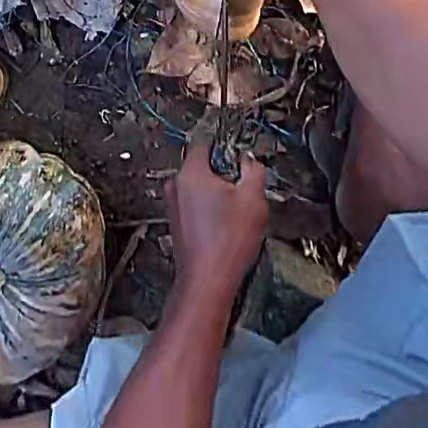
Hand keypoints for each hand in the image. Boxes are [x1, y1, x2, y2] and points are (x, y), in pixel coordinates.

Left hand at [168, 131, 268, 306]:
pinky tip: (225, 227)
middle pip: (203, 165)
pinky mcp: (177, 223)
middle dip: (224, 173)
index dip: (224, 144)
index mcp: (191, 173)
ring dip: (217, 193)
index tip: (238, 152)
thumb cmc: (228, 242)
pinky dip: (209, 210)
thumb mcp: (253, 199)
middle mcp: (176, 186)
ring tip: (235, 212)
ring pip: (199, 186)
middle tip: (242, 187)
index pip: (205, 142)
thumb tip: (249, 160)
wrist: (207, 284)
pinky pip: (195, 205)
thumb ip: (253, 170)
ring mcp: (174, 206)